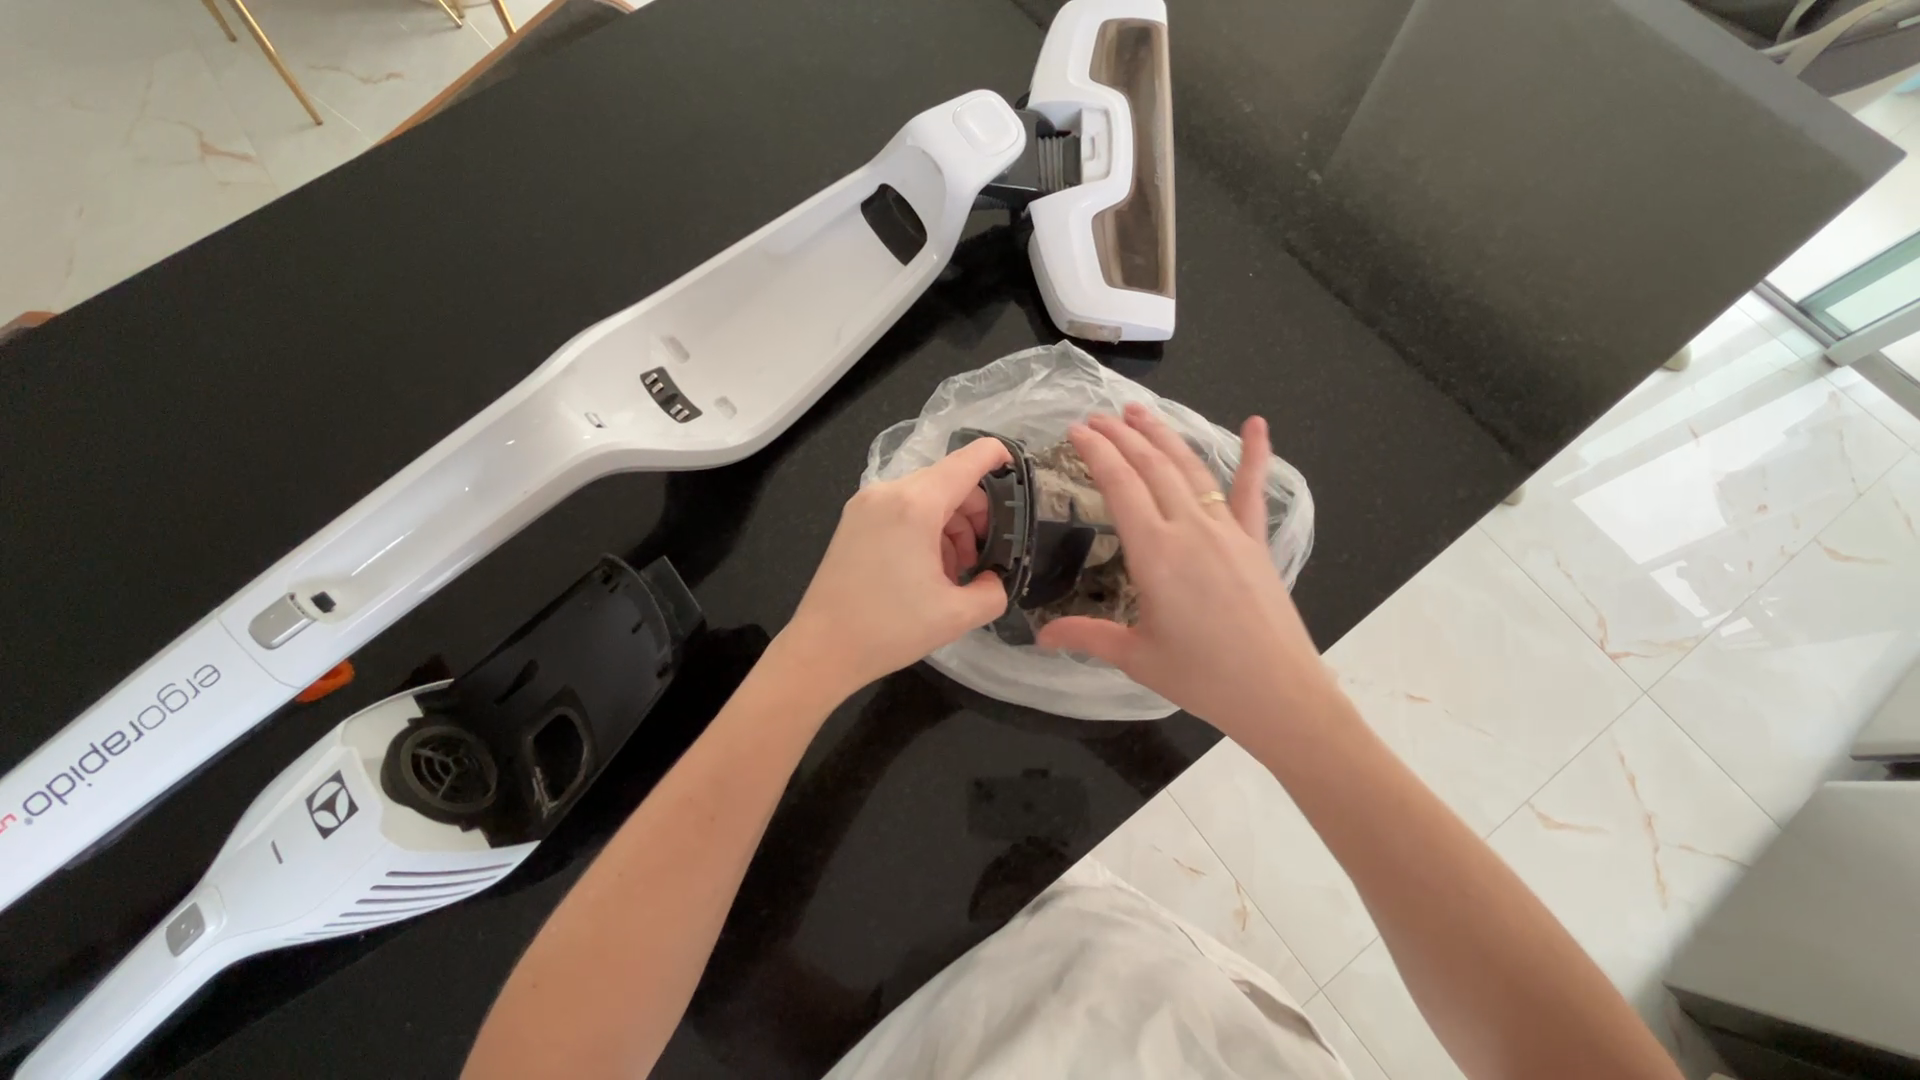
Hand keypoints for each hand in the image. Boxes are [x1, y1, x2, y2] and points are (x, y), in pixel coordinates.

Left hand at [783, 437, 1012, 698]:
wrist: (822, 649)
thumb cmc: (889, 629)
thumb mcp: (956, 615)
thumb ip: (993, 591)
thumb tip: (995, 579)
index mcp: (915, 505)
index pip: (967, 461)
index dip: (998, 457)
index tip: (1019, 470)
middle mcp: (888, 493)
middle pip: (948, 481)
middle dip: (976, 513)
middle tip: (984, 555)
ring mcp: (865, 504)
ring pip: (926, 496)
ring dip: (951, 525)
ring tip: (954, 571)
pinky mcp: (853, 521)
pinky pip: (902, 509)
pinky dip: (925, 529)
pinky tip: (927, 569)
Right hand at [1035, 405, 1334, 736]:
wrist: (1277, 693)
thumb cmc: (1202, 677)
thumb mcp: (1136, 656)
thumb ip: (1087, 636)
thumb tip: (1041, 636)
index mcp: (1155, 552)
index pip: (1119, 485)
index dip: (1096, 453)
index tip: (1076, 431)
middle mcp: (1191, 528)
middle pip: (1152, 466)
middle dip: (1122, 436)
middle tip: (1097, 417)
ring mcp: (1228, 531)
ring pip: (1191, 468)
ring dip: (1164, 435)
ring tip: (1140, 411)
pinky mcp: (1255, 541)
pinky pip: (1252, 491)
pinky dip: (1256, 455)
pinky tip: (1257, 424)